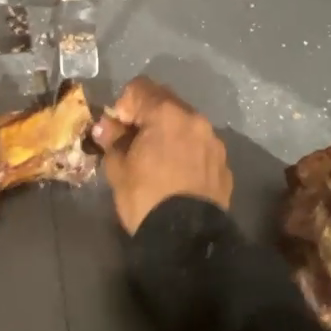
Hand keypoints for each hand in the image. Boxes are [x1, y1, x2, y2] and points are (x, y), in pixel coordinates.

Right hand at [91, 77, 233, 232]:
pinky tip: (177, 178)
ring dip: (169, 134)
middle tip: (134, 144)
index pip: (139, 87)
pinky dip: (186, 154)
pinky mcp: (224, 165)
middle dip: (147, 117)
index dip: (123, 105)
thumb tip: (106, 127)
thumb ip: (112, 140)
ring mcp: (214, 142)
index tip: (117, 131)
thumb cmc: (146, 198)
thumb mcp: (118, 168)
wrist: (187, 243)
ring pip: (185, 125)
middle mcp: (195, 119)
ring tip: (157, 162)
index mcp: (167, 113)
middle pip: (165, 103)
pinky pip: (199, 148)